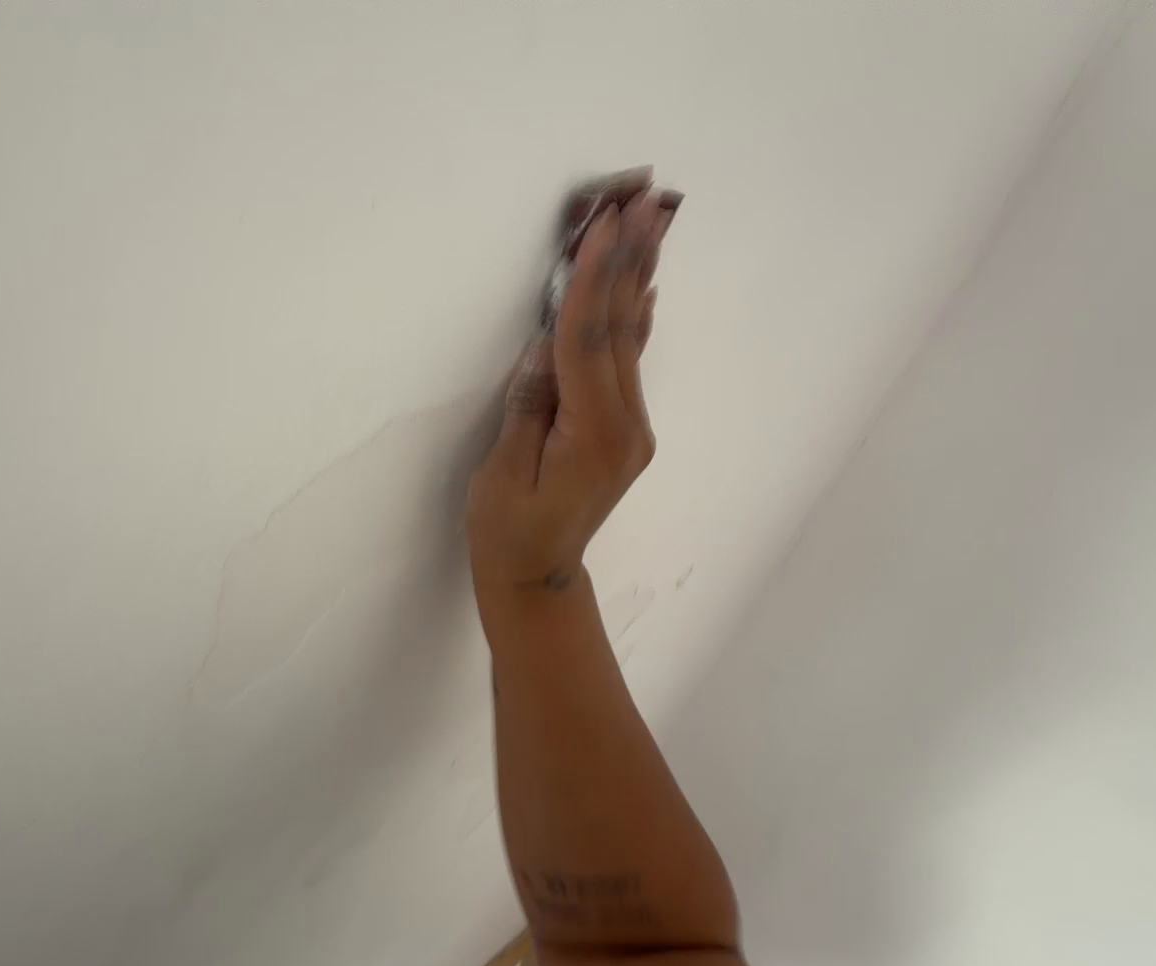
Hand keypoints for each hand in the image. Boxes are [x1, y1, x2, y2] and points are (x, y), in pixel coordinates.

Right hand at [467, 181, 678, 595]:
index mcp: (592, 436)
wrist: (537, 578)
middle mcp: (625, 427)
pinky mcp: (625, 433)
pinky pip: (628, 365)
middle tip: (645, 197)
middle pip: (623, 330)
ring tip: (653, 223)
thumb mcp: (502, 471)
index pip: (590, 341)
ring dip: (638, 280)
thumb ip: (530, 405)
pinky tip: (646, 288)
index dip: (596, 279)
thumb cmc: (506, 532)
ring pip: (632, 342)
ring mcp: (632, 430)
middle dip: (630, 261)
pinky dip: (633, 321)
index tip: (607, 221)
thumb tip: (547, 345)